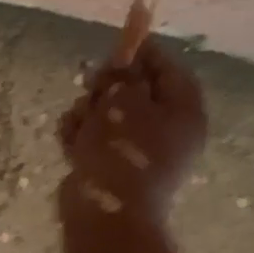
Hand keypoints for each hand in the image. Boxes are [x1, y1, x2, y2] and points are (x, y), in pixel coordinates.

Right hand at [58, 39, 207, 219]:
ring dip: (88, 112)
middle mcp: (168, 130)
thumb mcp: (123, 101)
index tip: (120, 43)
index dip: (146, 54)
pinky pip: (96, 139)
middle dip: (109, 86)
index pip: (170, 71)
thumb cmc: (123, 150)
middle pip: (137, 92)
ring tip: (77, 121)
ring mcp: (139, 151)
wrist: (107, 210)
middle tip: (90, 83)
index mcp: (184, 112)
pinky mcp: (114, 167)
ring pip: (109, 115)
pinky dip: (80, 135)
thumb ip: (123, 76)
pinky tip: (69, 140)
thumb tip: (122, 62)